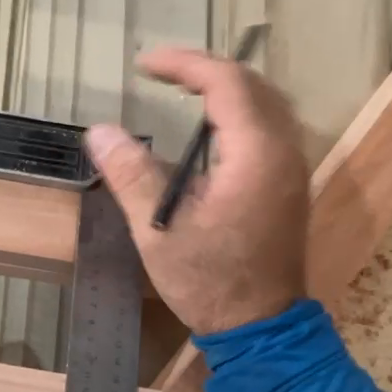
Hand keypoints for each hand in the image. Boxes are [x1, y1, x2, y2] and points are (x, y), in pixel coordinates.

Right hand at [84, 47, 309, 335]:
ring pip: (266, 103)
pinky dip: (238, 111)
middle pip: (253, 85)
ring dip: (225, 88)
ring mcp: (291, 168)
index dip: (185, 65)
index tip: (144, 65)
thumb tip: (100, 132)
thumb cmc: (208, 281)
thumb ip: (132, 175)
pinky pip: (269, 126)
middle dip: (205, 69)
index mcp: (255, 156)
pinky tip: (210, 126)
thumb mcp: (158, 232)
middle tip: (161, 71)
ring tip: (182, 88)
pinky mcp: (288, 184)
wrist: (260, 326)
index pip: (226, 84)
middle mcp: (283, 152)